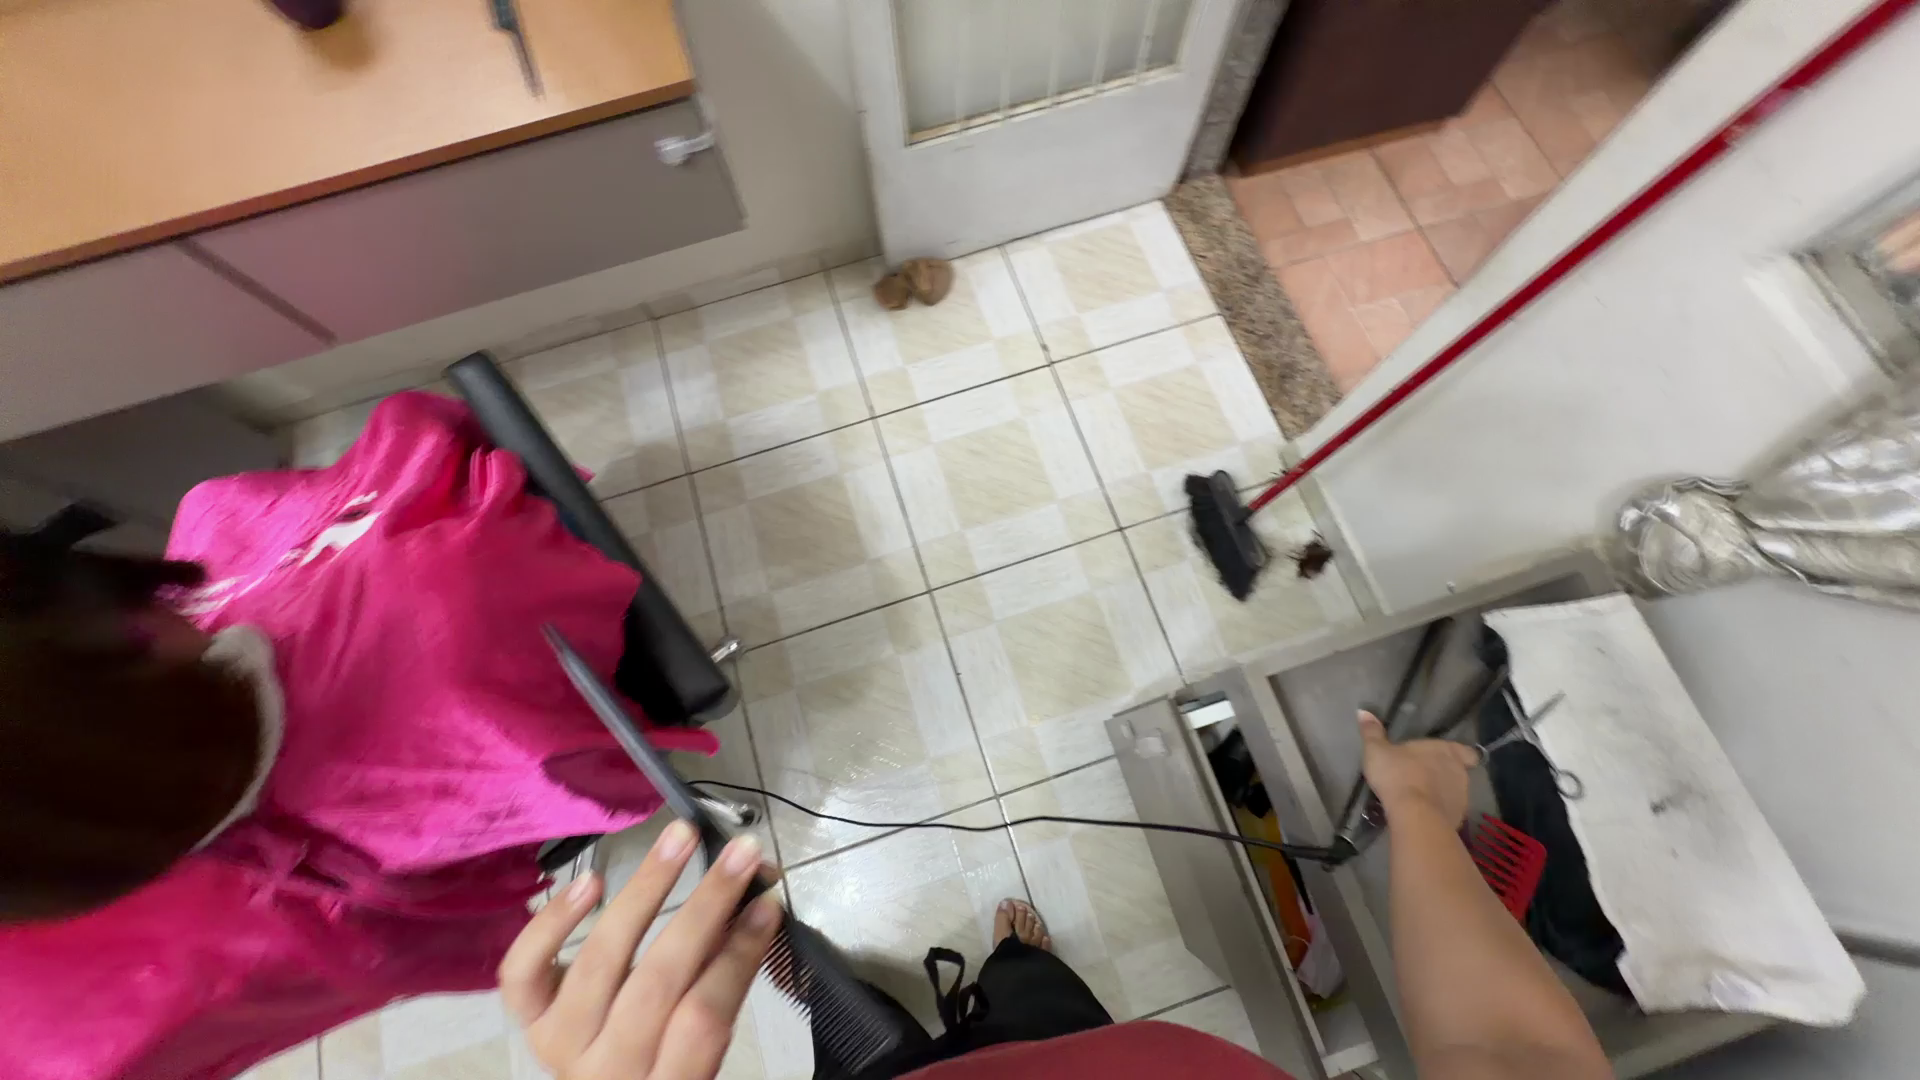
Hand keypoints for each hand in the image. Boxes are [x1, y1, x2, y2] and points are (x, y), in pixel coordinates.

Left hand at [499, 822, 782, 1079]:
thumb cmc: (671, 1062)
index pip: (703, 1017)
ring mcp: (562, 1046)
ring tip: (680, 836)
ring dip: (646, 888)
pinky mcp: (530, 1022)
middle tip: (741, 852)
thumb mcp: (710, 1042)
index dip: (738, 955)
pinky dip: (552, 923)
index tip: (768, 900)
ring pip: (600, 961)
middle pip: (656, 982)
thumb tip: (755, 895)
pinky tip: (592, 881)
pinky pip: (525, 973)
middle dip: (706, 906)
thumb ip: (727, 973)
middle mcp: (608, 1072)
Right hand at [1357, 710, 1479, 827]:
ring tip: (1417, 795)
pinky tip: (1419, 811)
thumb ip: (1372, 732)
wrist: (1414, 815)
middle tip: (1420, 775)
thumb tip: (1363, 711)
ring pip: (1454, 791)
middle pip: (1457, 770)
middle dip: (1442, 773)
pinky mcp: (1457, 817)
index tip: (1448, 758)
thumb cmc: (1397, 774)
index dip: (1460, 754)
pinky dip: (1436, 809)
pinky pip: (1447, 809)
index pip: (1467, 752)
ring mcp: (1461, 796)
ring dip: (1439, 792)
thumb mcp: (1376, 750)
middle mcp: (1459, 772)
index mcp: (1445, 751)